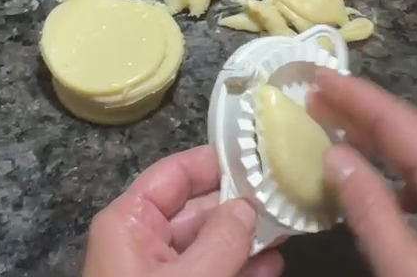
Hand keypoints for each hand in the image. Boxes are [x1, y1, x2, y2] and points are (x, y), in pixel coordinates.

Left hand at [82, 145, 283, 276]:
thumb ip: (220, 241)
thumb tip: (248, 205)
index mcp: (129, 223)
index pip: (173, 176)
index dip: (212, 163)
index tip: (254, 151)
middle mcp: (141, 243)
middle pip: (194, 211)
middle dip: (237, 204)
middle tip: (282, 192)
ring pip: (207, 247)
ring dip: (245, 240)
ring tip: (286, 225)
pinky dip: (241, 271)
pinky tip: (274, 264)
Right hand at [310, 70, 416, 276]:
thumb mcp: (410, 276)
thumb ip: (371, 212)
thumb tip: (336, 155)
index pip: (399, 121)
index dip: (354, 95)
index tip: (316, 74)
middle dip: (370, 116)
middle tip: (321, 110)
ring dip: (396, 142)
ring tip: (350, 144)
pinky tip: (400, 195)